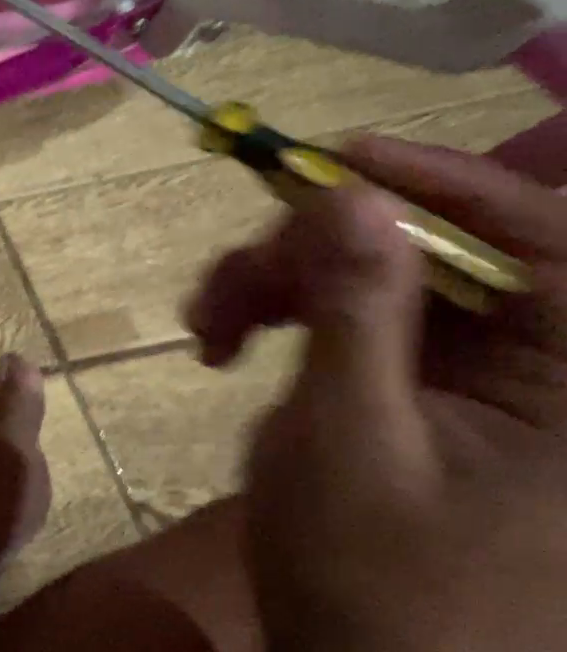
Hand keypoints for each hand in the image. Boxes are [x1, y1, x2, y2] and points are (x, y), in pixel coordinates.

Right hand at [186, 135, 566, 651]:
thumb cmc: (377, 582)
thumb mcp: (350, 438)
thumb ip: (359, 312)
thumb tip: (350, 195)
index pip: (548, 241)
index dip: (446, 181)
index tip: (329, 159)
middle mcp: (550, 371)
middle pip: (435, 251)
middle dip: (313, 250)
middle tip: (229, 287)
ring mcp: (486, 380)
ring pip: (380, 276)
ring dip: (280, 282)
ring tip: (210, 327)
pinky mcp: (429, 389)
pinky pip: (359, 316)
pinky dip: (283, 315)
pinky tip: (226, 342)